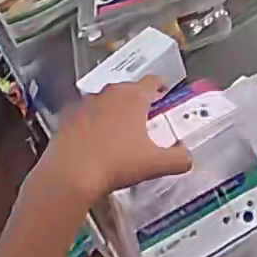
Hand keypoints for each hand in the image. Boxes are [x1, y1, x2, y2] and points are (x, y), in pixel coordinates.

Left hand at [25, 80, 190, 214]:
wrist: (69, 175)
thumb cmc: (115, 164)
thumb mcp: (154, 164)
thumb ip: (178, 159)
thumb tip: (187, 158)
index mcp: (133, 97)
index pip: (152, 81)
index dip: (160, 86)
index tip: (164, 93)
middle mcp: (110, 94)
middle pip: (129, 89)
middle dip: (139, 100)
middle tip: (147, 117)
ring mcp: (86, 104)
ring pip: (107, 100)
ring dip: (116, 110)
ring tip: (123, 131)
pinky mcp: (69, 118)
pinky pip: (89, 115)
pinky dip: (96, 123)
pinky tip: (99, 143)